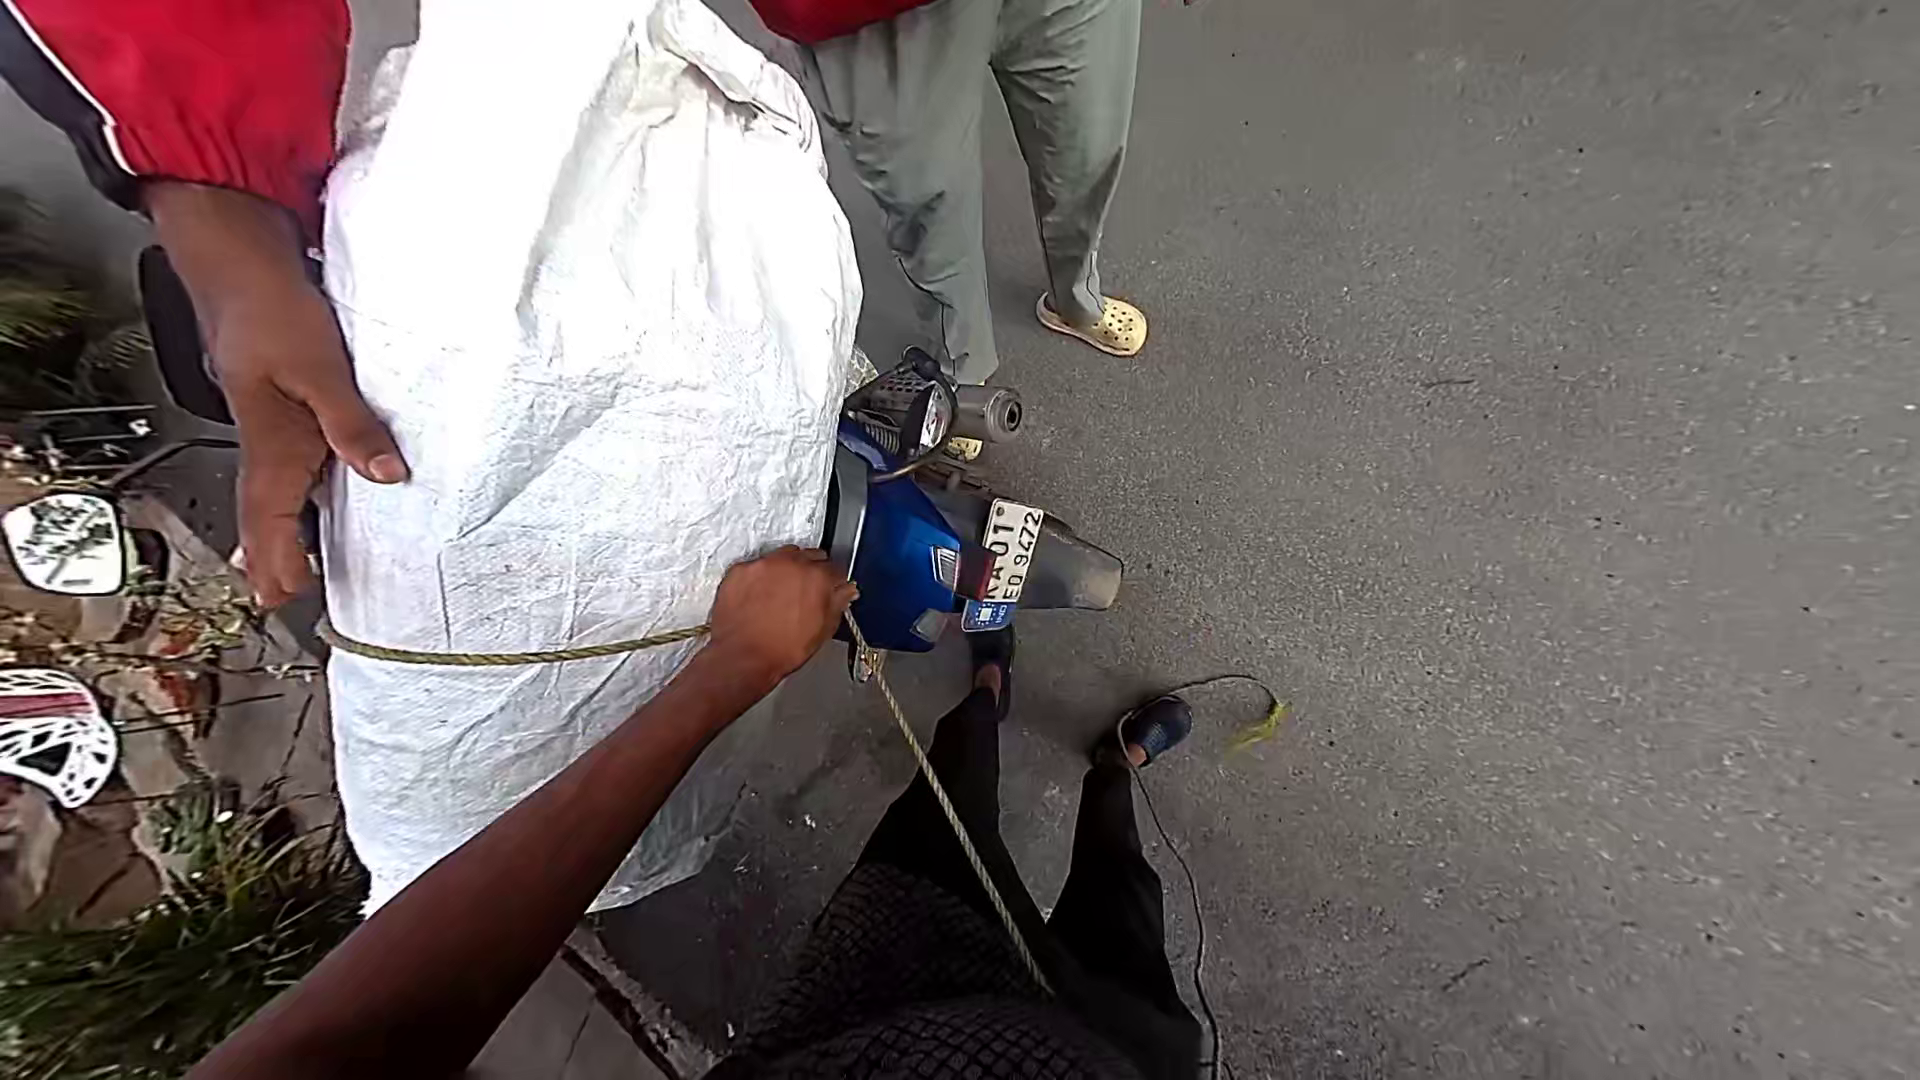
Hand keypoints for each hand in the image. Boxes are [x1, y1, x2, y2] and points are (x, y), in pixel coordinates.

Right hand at [148, 183, 408, 606]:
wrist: (247, 272)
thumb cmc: (279, 318)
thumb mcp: (321, 373)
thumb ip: (352, 425)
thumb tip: (385, 474)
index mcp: (275, 440)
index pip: (271, 512)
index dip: (278, 554)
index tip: (282, 595)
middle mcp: (275, 440)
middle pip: (272, 509)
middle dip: (277, 553)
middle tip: (284, 594)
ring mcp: (282, 426)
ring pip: (285, 489)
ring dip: (291, 527)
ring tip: (297, 562)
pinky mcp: (296, 409)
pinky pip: (303, 464)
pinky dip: (309, 492)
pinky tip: (324, 498)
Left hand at [704, 547, 856, 687]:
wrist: (742, 658)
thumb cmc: (780, 649)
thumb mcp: (824, 629)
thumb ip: (838, 603)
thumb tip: (845, 592)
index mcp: (818, 577)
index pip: (836, 569)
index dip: (835, 582)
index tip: (831, 588)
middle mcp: (792, 564)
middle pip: (811, 556)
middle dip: (813, 571)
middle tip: (807, 592)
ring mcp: (764, 565)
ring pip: (784, 556)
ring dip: (788, 569)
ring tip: (783, 593)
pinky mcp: (741, 570)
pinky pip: (757, 566)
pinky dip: (762, 577)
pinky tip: (761, 595)